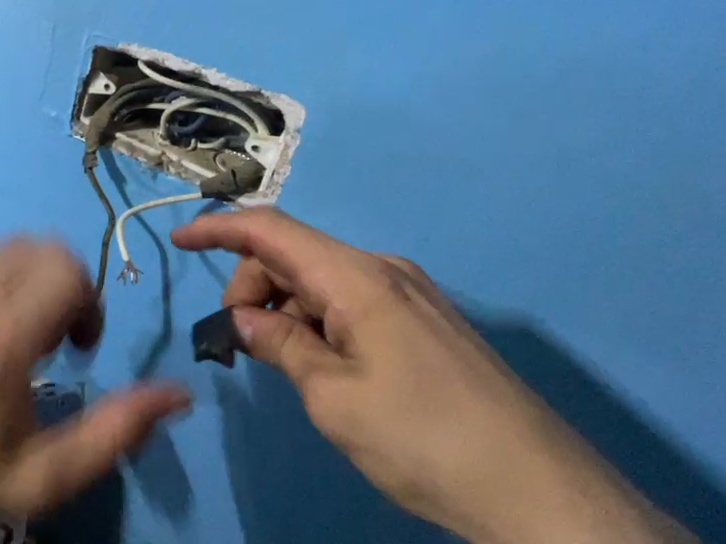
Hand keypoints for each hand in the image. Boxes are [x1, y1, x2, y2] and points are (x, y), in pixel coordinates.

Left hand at [0, 238, 189, 536]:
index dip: (89, 302)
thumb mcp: (43, 476)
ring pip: (7, 252)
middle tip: (56, 342)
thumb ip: (115, 432)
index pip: (66, 268)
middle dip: (65, 286)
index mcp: (1, 332)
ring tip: (18, 341)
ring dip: (30, 284)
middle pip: (41, 249)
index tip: (79, 348)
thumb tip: (178, 394)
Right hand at [172, 208, 691, 543]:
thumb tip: (243, 316)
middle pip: (295, 255)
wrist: (547, 497)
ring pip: (323, 281)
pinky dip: (320, 322)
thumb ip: (280, 345)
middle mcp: (384, 270)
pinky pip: (354, 302)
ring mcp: (412, 295)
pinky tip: (326, 368)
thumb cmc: (425, 440)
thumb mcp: (333, 398)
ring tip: (285, 365)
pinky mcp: (428, 323)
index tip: (178, 243)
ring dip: (288, 310)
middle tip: (240, 345)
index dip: (218, 229)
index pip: (271, 229)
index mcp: (358, 277)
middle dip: (254, 287)